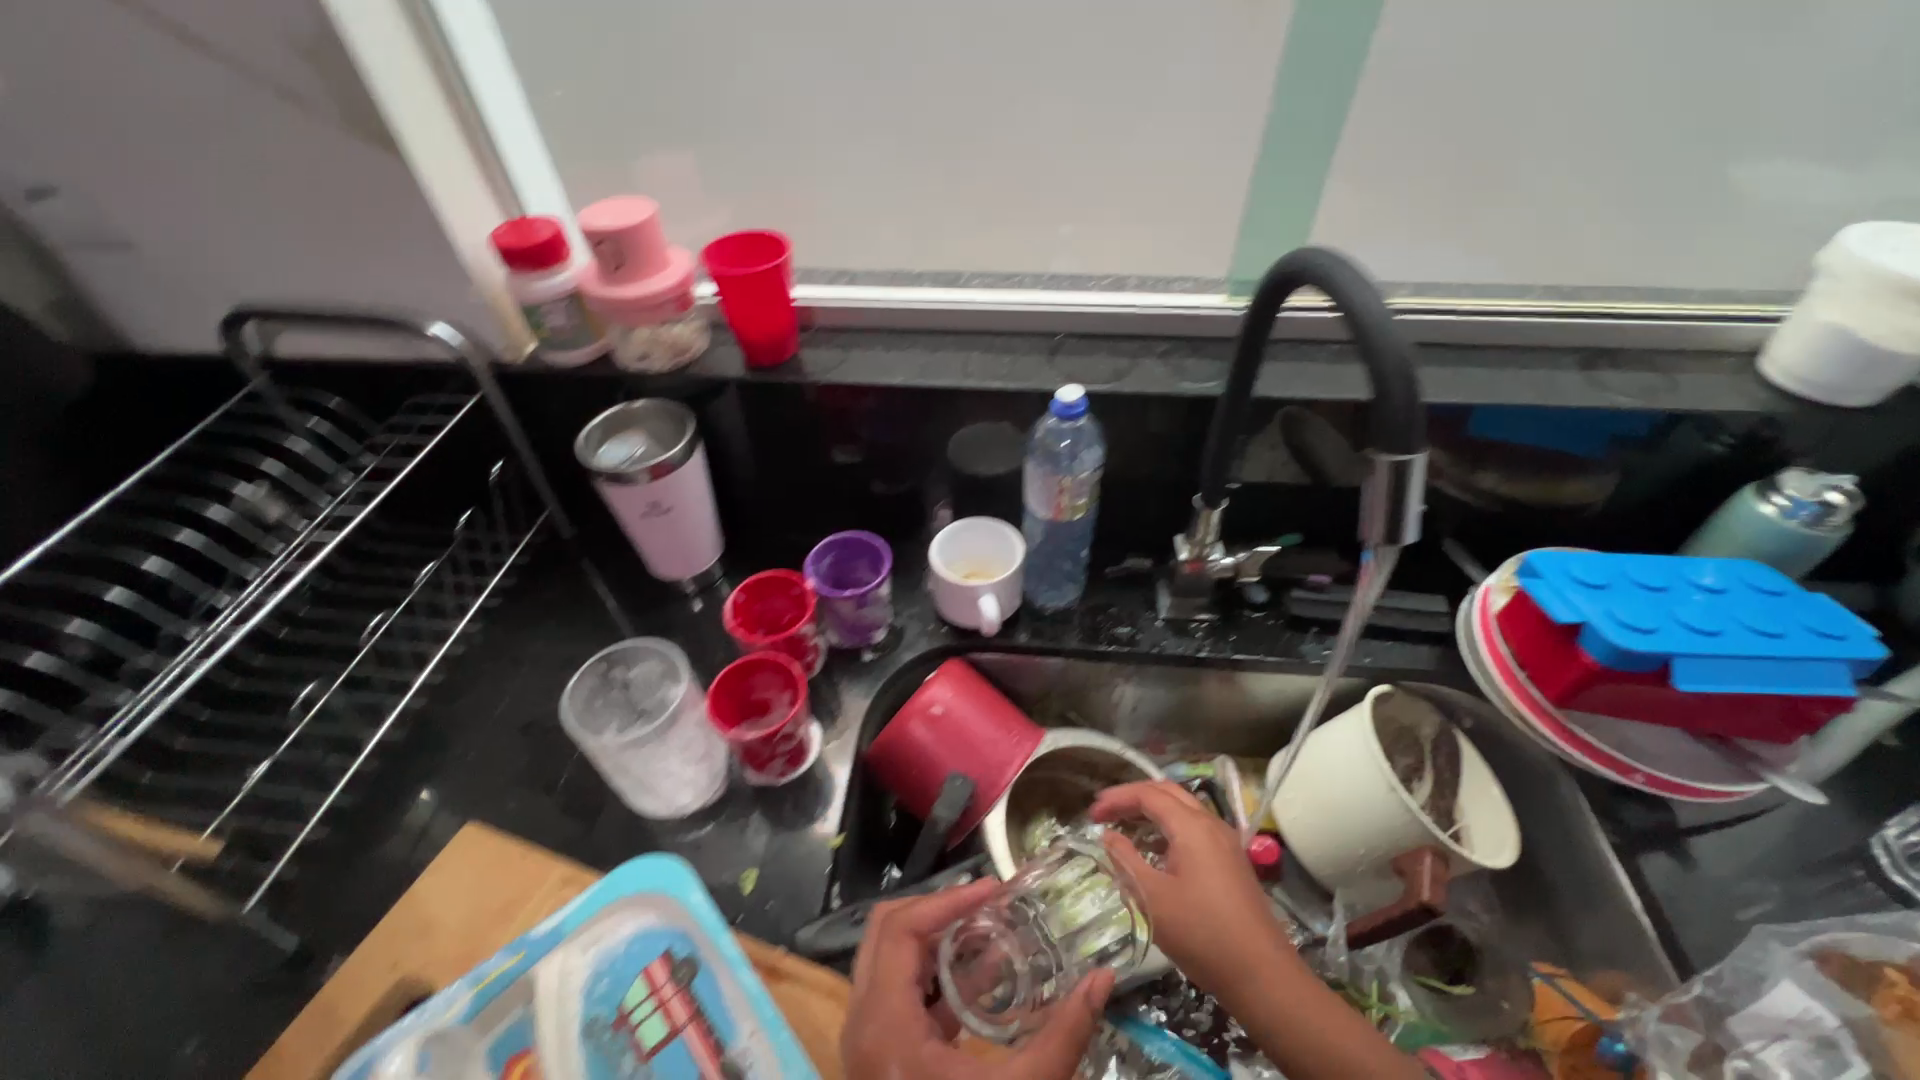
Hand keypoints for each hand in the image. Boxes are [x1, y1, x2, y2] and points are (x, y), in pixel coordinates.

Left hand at [843, 879, 1114, 1079]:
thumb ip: (1063, 1035)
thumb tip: (1104, 979)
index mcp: (882, 1023)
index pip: (902, 929)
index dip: (948, 900)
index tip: (996, 888)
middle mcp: (863, 1021)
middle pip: (888, 933)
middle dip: (941, 911)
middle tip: (993, 903)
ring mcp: (866, 1039)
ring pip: (891, 961)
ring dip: (938, 940)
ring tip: (992, 929)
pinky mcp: (880, 1055)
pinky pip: (900, 993)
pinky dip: (935, 975)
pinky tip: (982, 979)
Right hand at [1091, 781, 1299, 999]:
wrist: (1260, 972)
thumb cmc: (1201, 933)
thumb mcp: (1152, 898)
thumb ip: (1125, 860)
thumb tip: (1108, 836)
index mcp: (1192, 827)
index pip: (1148, 794)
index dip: (1117, 798)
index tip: (1091, 815)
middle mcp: (1212, 825)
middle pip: (1168, 793)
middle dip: (1133, 797)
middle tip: (1105, 813)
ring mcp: (1226, 843)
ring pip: (1184, 810)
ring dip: (1152, 812)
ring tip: (1124, 828)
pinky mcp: (1231, 862)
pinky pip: (1195, 830)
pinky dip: (1169, 829)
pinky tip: (1155, 851)